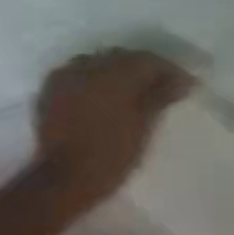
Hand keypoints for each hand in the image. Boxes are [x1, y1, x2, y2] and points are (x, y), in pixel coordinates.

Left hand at [29, 48, 192, 210]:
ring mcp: (60, 79)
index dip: (168, 69)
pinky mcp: (47, 91)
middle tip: (163, 86)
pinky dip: (93, 80)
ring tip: (135, 92)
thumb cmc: (109, 155)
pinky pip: (75, 75)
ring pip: (95, 63)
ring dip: (116, 72)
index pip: (144, 59)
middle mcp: (81, 69)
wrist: (64, 177)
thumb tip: (180, 80)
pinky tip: (106, 96)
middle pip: (118, 57)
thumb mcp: (142, 126)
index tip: (185, 84)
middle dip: (141, 68)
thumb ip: (159, 97)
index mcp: (108, 75)